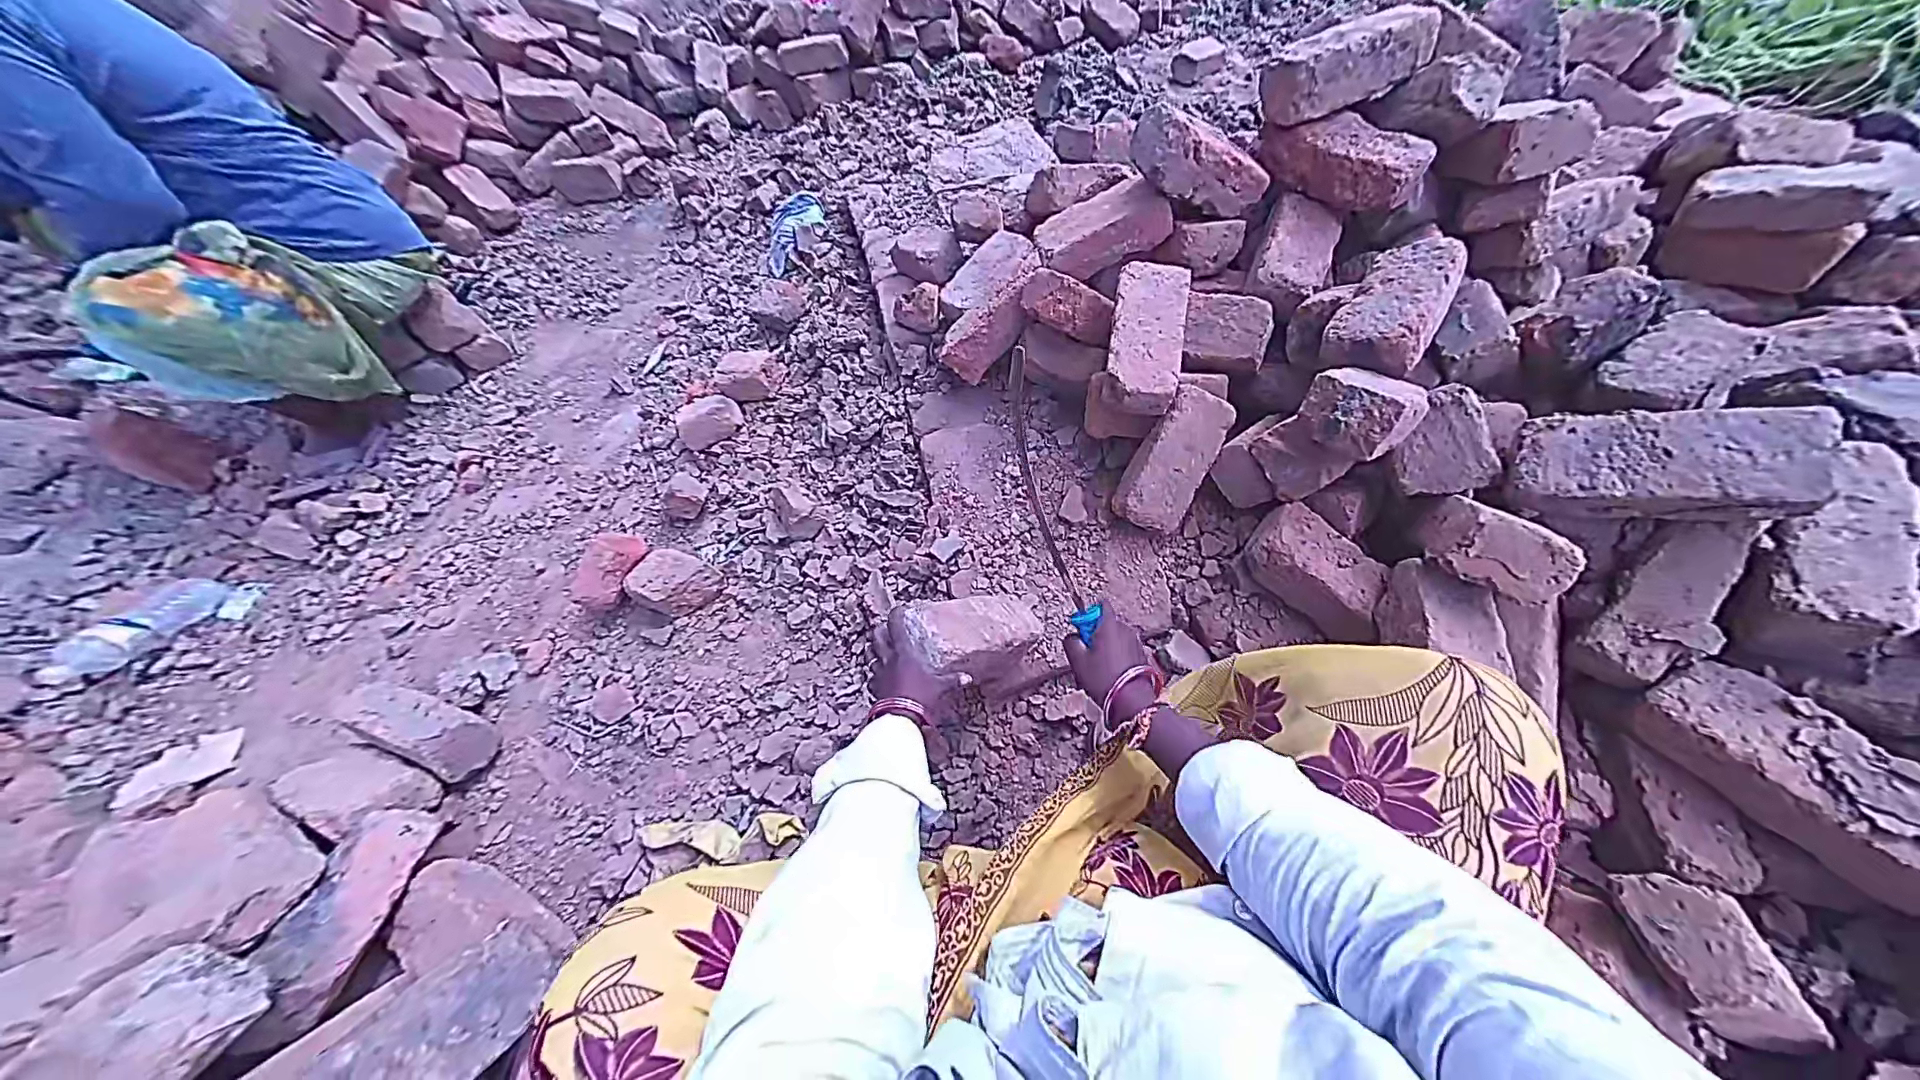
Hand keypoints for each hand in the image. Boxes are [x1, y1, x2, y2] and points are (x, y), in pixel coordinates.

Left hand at [870, 606, 956, 723]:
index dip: (895, 615)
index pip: (896, 627)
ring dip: (873, 653)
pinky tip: (878, 679)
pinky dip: (873, 676)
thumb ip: (952, 680)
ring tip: (878, 652)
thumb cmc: (921, 696)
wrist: (900, 717)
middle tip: (883, 630)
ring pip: (870, 656)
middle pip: (877, 638)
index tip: (897, 610)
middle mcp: (888, 659)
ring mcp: (878, 673)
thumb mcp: (940, 687)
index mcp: (904, 653)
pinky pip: (871, 678)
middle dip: (878, 632)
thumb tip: (967, 677)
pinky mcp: (874, 688)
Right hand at [1062, 604, 1157, 722]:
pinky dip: (1117, 656)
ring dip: (1106, 646)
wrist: (1132, 701)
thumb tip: (1072, 637)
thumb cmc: (1104, 679)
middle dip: (1096, 634)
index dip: (1087, 615)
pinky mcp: (1141, 655)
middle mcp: (1125, 629)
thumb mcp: (1077, 660)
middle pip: (1107, 623)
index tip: (1081, 631)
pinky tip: (1111, 673)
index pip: (1100, 605)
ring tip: (1099, 667)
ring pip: (1116, 637)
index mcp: (1109, 625)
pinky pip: (1124, 649)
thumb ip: (1070, 641)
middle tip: (1087, 653)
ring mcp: (1135, 642)